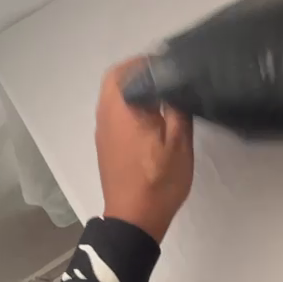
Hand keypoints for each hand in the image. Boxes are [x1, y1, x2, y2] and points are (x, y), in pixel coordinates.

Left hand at [96, 58, 193, 240]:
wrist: (134, 219)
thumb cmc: (159, 181)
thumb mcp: (179, 143)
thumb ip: (177, 108)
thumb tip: (176, 85)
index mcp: (122, 109)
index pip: (128, 70)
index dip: (148, 61)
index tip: (171, 63)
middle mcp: (106, 114)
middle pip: (115, 79)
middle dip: (138, 71)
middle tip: (166, 74)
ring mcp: (103, 130)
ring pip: (113, 96)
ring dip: (134, 88)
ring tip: (163, 93)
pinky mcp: (106, 143)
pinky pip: (114, 111)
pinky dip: (130, 104)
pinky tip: (153, 115)